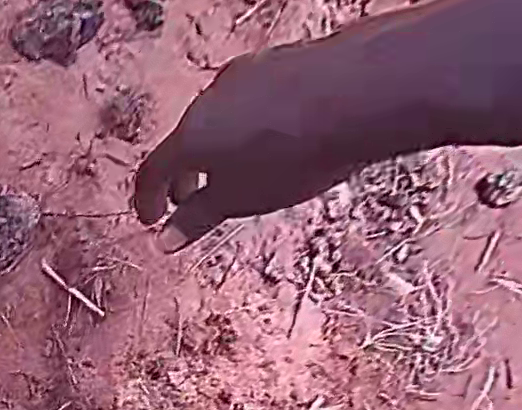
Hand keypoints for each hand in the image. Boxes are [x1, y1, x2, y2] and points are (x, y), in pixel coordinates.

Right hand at [133, 10, 432, 249]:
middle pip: (184, 142)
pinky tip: (272, 144)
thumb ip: (197, 219)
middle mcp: (212, 98)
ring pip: (219, 119)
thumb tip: (167, 240)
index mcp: (189, 136)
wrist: (375, 91)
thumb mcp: (237, 200)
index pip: (151, 172)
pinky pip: (252, 100)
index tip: (152, 219)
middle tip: (191, 200)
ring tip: (235, 174)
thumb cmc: (296, 152)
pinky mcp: (288, 58)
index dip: (147, 201)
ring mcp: (252, 71)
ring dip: (216, 150)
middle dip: (184, 176)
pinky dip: (247, 128)